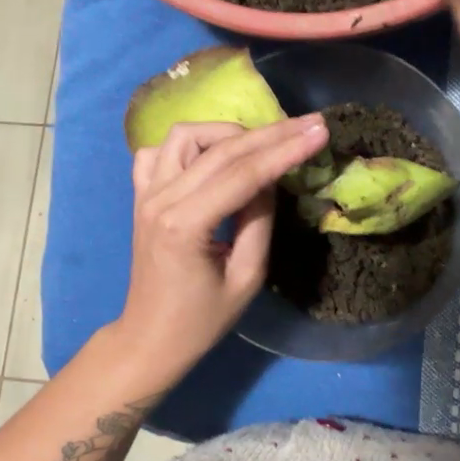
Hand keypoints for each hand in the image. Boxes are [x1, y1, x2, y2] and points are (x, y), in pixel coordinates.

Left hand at [115, 115, 329, 378]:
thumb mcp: (246, 278)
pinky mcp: (140, 194)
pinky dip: (190, 145)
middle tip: (310, 123)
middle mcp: (160, 199)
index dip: (285, 150)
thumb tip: (271, 179)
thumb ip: (260, 222)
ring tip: (260, 146)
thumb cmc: (202, 319)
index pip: (243, 173)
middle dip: (271, 133)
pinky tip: (213, 157)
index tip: (319, 131)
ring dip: (227, 133)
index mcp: (185, 225)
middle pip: (221, 149)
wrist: (151, 337)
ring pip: (187, 136)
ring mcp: (145, 193)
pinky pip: (160, 150)